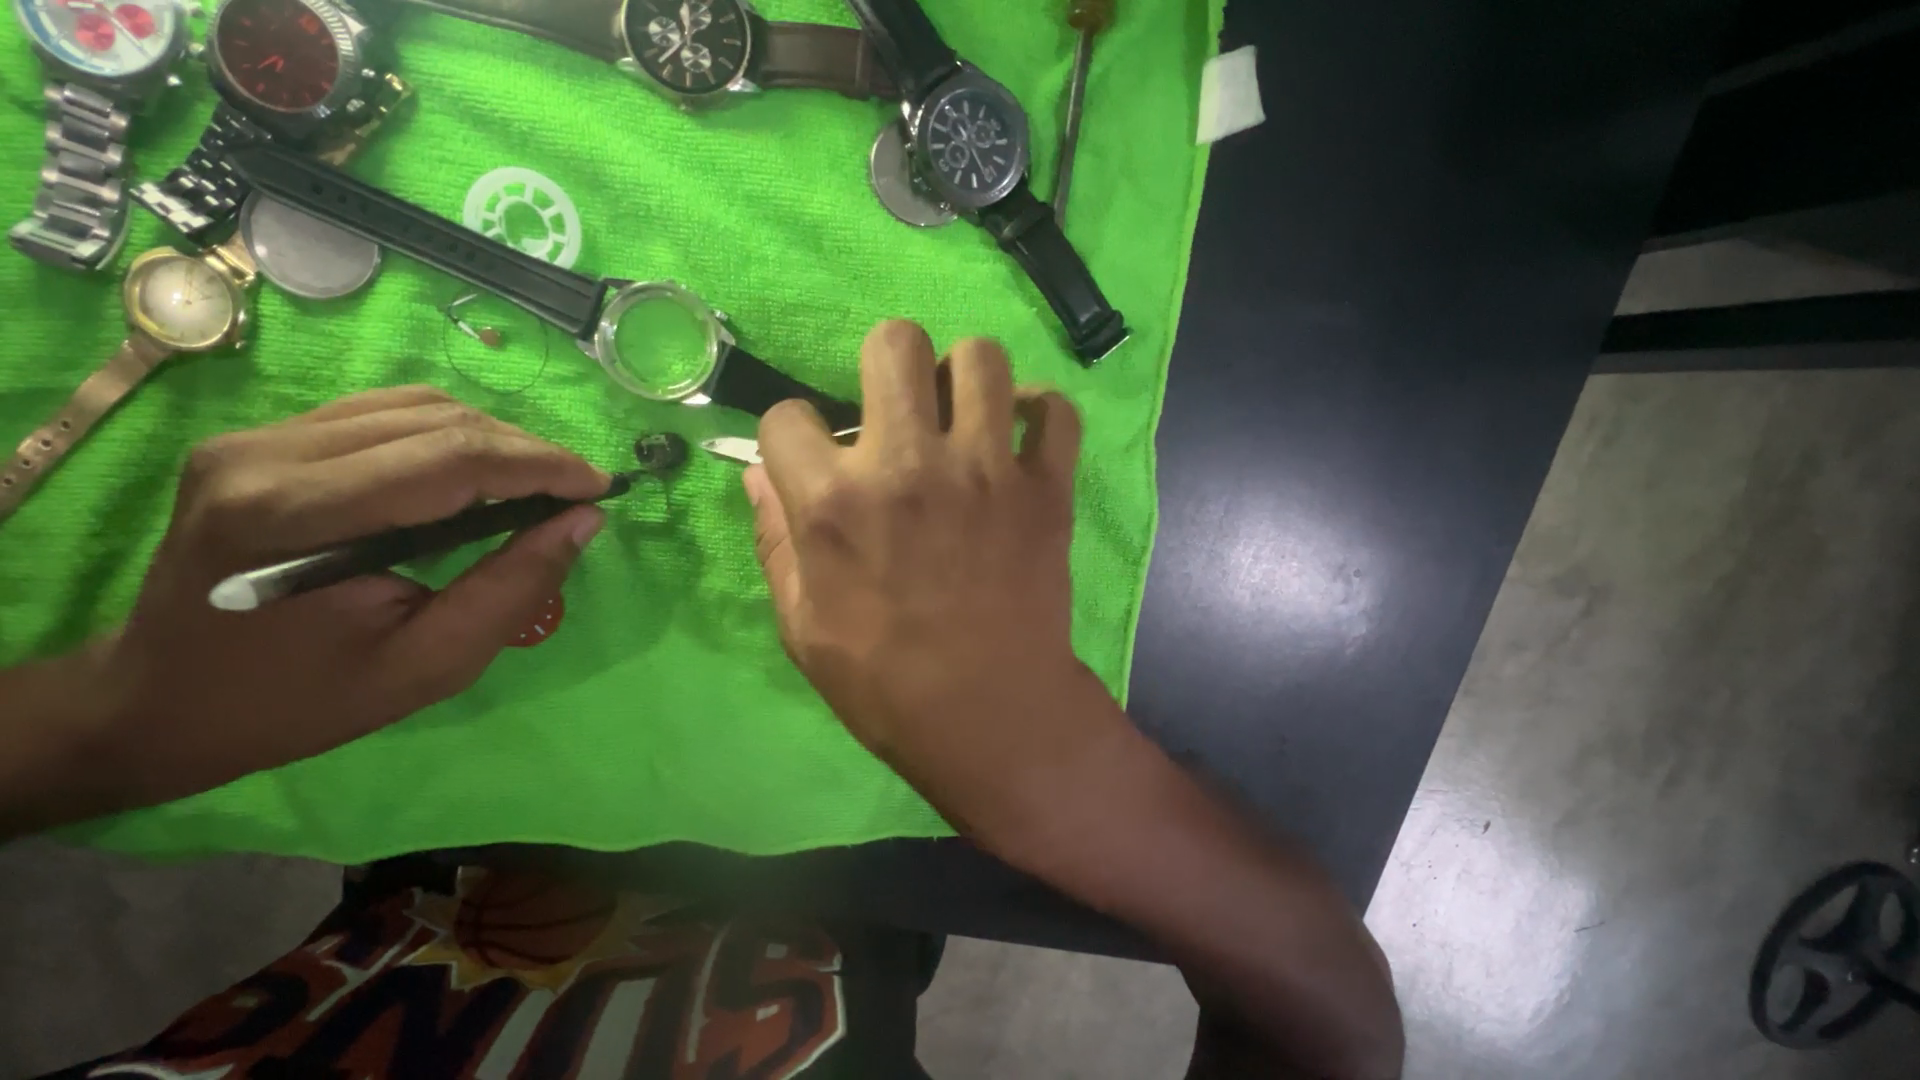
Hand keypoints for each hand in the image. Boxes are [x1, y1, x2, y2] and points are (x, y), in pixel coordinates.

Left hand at [89, 386, 607, 810]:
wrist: (156, 703)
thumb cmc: (297, 702)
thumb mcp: (426, 666)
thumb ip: (511, 589)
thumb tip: (582, 521)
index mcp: (295, 517)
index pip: (451, 458)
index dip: (541, 465)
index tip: (600, 489)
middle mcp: (266, 455)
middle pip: (438, 421)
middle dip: (527, 451)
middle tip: (578, 493)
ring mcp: (254, 439)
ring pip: (414, 406)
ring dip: (493, 439)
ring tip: (537, 483)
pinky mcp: (258, 441)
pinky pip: (380, 415)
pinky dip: (448, 436)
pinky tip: (475, 474)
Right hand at [745, 320, 1123, 836]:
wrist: (990, 716)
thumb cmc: (883, 683)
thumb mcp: (801, 625)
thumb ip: (776, 539)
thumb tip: (760, 472)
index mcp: (834, 502)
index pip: (788, 415)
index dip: (792, 434)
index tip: (811, 458)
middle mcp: (909, 465)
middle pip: (895, 341)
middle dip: (885, 364)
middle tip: (896, 408)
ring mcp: (987, 470)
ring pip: (981, 356)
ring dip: (964, 376)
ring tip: (961, 416)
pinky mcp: (1047, 488)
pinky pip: (1056, 410)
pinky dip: (1040, 413)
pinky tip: (1021, 436)